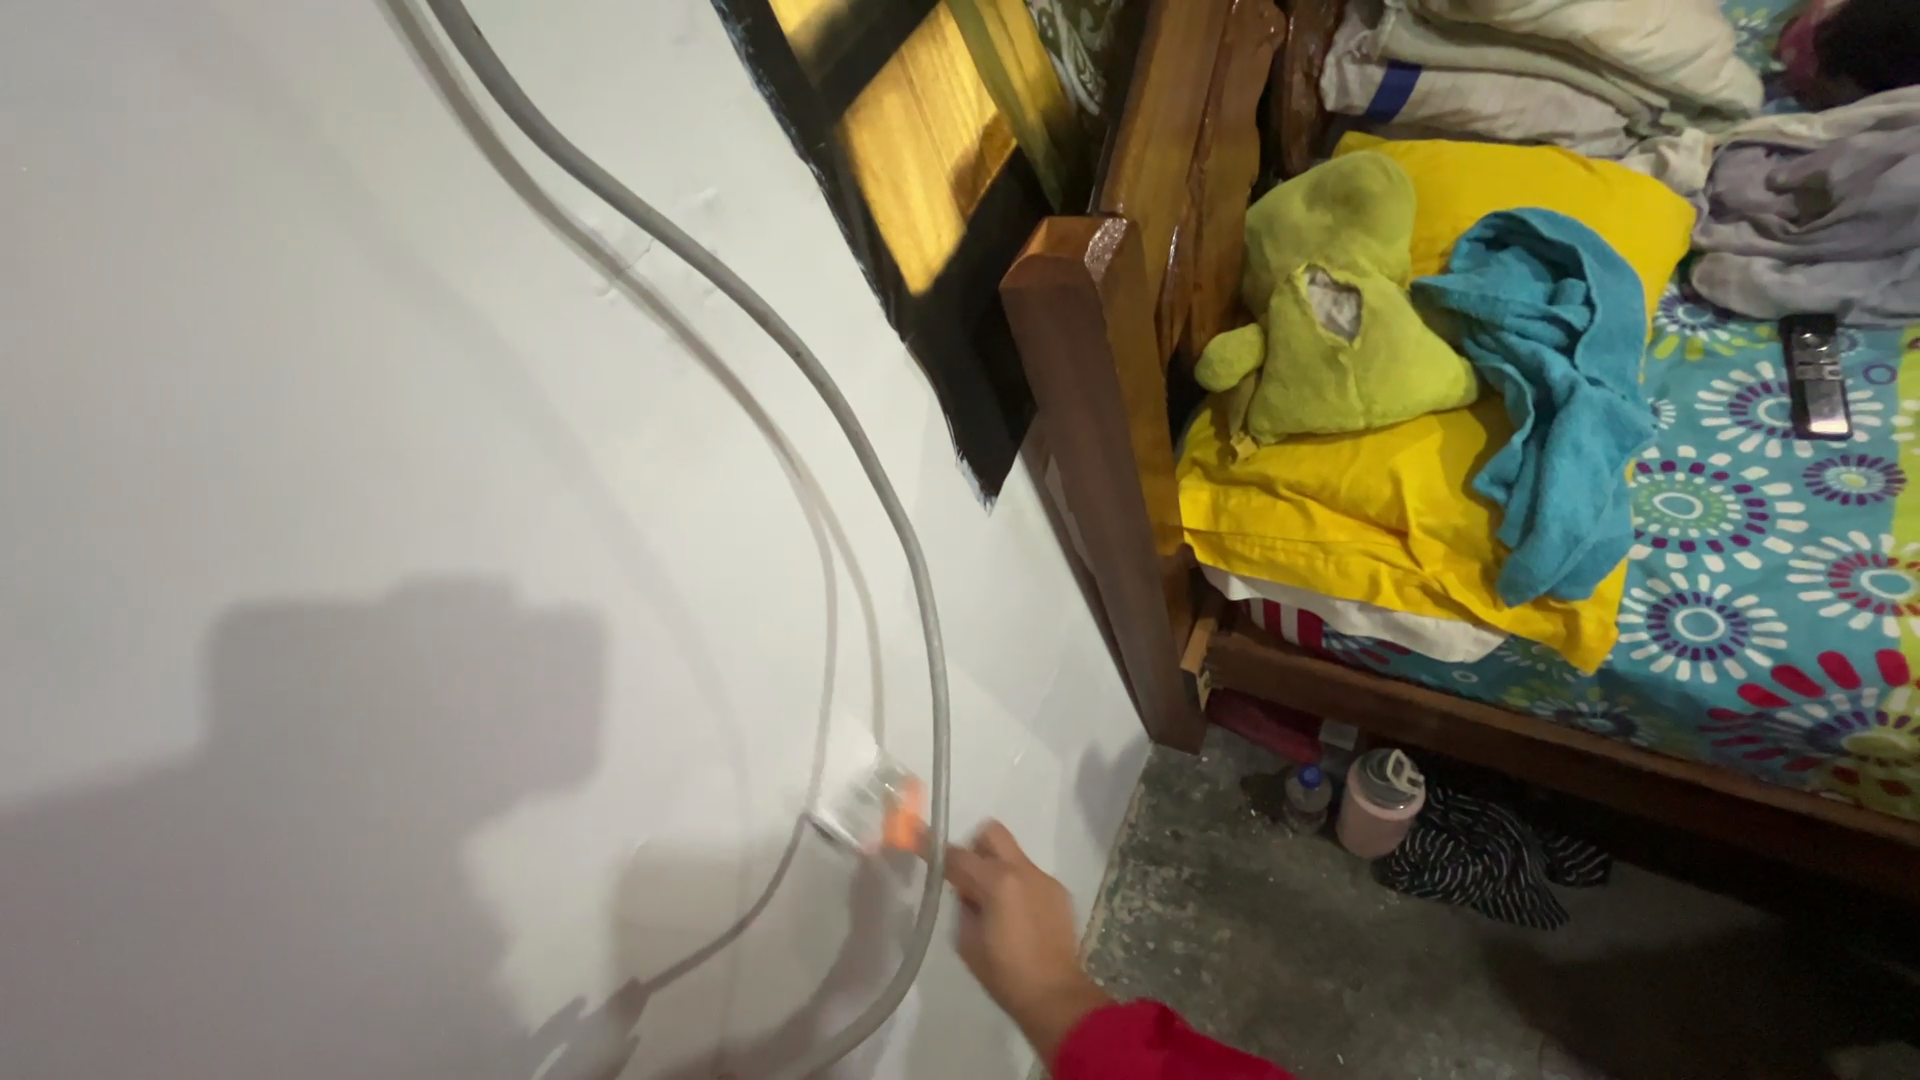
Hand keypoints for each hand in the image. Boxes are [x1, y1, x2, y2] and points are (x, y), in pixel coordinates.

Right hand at [943, 821, 1111, 1060]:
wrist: (1056, 995)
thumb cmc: (1004, 973)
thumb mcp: (967, 941)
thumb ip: (963, 905)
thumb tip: (965, 889)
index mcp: (997, 882)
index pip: (958, 855)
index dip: (935, 848)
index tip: (918, 837)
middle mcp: (1022, 869)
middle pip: (992, 832)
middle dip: (975, 847)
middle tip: (969, 875)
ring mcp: (1043, 878)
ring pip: (1013, 854)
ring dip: (999, 869)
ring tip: (996, 905)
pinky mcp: (1059, 890)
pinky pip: (1030, 876)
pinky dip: (1018, 886)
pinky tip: (1019, 917)